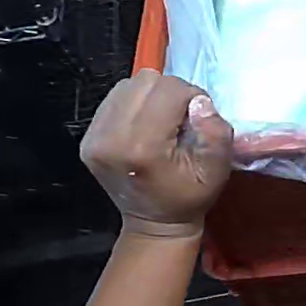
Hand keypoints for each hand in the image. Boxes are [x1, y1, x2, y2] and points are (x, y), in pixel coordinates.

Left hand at [80, 70, 232, 238]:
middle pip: (147, 81)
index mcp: (143, 147)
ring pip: (129, 84)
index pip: (170, 90)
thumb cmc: (190, 197)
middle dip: (172, 93)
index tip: (198, 119)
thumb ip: (215, 132)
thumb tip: (199, 102)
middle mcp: (111, 137)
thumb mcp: (217, 170)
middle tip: (182, 118)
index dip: (193, 97)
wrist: (155, 223)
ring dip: (152, 96)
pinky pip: (114, 98)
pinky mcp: (87, 137)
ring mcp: (94, 137)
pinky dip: (135, 104)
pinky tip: (145, 124)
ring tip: (163, 120)